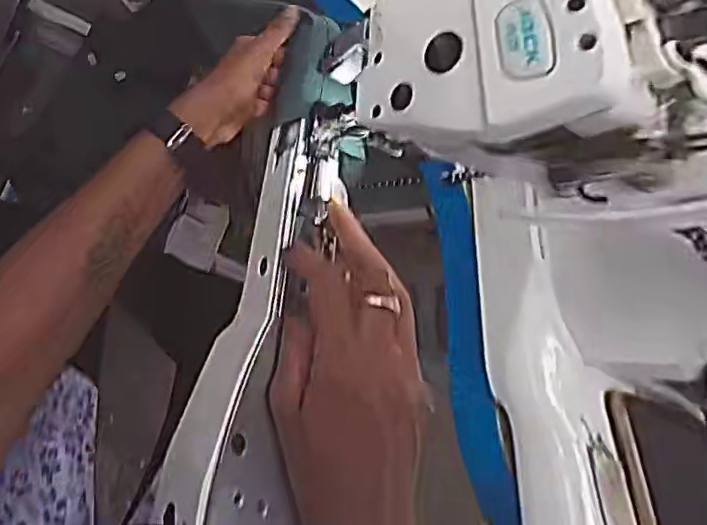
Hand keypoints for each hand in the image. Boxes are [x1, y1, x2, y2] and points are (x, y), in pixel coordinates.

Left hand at [169, 6, 299, 147]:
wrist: (213, 116)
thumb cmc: (232, 82)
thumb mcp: (260, 51)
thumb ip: (278, 32)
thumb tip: (293, 9)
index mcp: (248, 48)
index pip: (275, 43)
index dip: (286, 51)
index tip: (293, 57)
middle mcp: (246, 65)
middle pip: (276, 66)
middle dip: (281, 74)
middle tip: (276, 78)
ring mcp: (246, 86)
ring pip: (272, 86)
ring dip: (274, 92)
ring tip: (265, 94)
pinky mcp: (247, 106)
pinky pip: (266, 104)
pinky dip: (267, 106)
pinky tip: (262, 106)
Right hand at [269, 203, 426, 524]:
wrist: (370, 522)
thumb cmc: (327, 481)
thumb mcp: (287, 413)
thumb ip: (291, 352)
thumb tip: (296, 314)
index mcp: (344, 364)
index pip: (330, 288)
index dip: (312, 259)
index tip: (298, 249)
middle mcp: (383, 360)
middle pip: (373, 277)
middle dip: (353, 235)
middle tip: (336, 212)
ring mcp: (406, 370)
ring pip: (396, 294)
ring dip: (373, 258)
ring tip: (354, 236)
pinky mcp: (418, 384)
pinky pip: (405, 323)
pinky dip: (386, 294)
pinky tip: (370, 288)